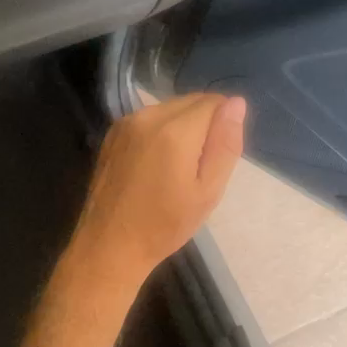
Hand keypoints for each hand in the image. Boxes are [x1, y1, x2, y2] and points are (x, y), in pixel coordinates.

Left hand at [71, 94, 246, 281]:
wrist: (110, 245)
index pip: (214, 102)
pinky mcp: (113, 132)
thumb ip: (225, 144)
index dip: (223, 125)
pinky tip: (155, 164)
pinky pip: (149, 118)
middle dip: (203, 124)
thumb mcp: (208, 191)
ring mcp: (126, 122)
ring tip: (176, 168)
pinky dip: (160, 132)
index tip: (217, 156)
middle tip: (199, 166)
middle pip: (191, 101)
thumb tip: (237, 103)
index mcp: (175, 131)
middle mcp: (148, 116)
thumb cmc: (165, 224)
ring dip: (182, 127)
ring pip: (170, 108)